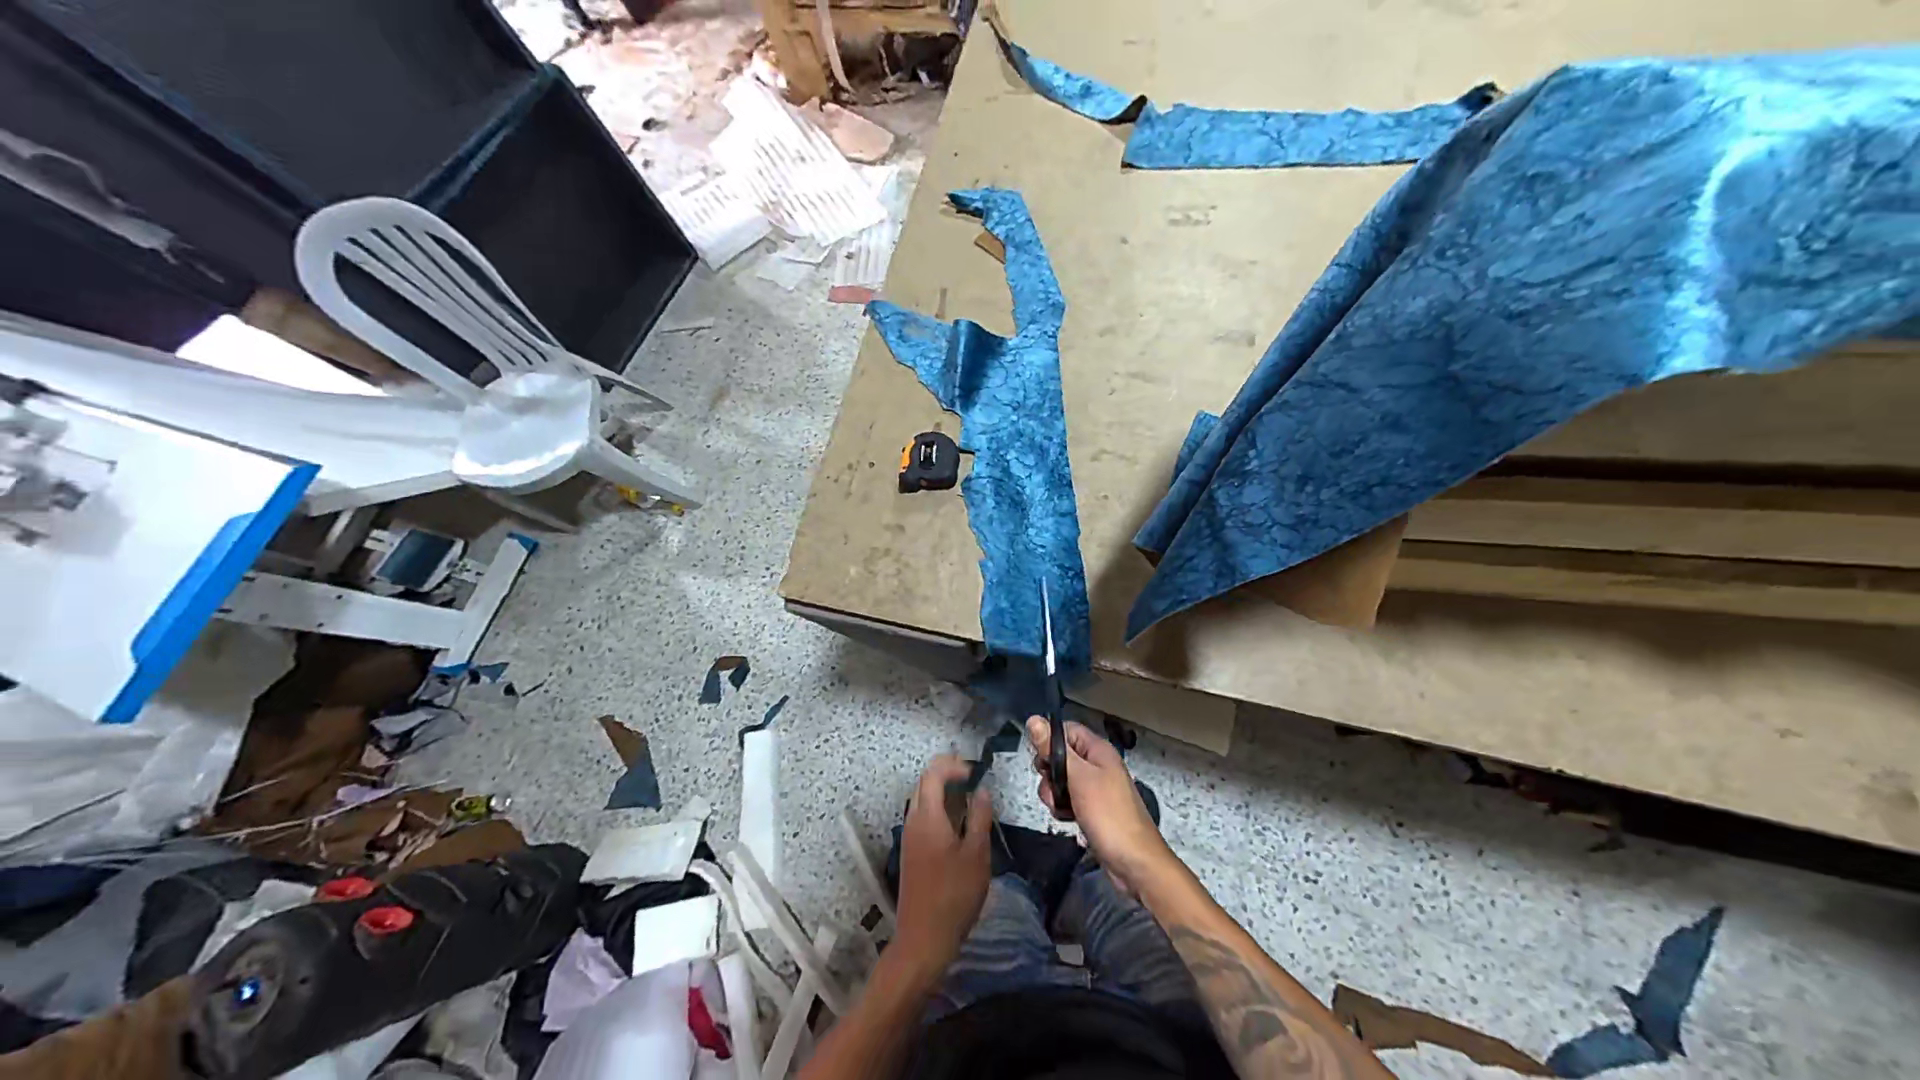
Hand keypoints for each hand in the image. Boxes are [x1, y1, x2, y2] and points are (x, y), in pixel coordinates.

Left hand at [895, 755, 991, 972]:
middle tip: (971, 776)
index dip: (952, 765)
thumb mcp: (976, 855)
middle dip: (945, 773)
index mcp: (927, 817)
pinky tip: (956, 822)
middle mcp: (913, 821)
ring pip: (921, 800)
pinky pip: (922, 816)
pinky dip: (938, 807)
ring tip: (967, 796)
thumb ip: (979, 818)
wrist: (923, 937)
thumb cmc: (954, 895)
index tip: (974, 770)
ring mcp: (909, 837)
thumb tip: (981, 790)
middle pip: (923, 783)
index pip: (932, 774)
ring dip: (941, 791)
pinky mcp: (911, 851)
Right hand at [1028, 717, 1175, 892]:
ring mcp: (1095, 788)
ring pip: (1061, 780)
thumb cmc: (1107, 814)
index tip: (1039, 760)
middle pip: (1060, 756)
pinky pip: (1068, 800)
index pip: (1065, 730)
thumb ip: (1054, 749)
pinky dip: (1062, 808)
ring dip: (1054, 794)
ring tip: (1061, 809)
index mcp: (1098, 750)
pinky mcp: (1092, 809)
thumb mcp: (1078, 777)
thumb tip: (1033, 719)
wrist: (1134, 862)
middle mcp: (1097, 764)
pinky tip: (1066, 819)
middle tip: (1052, 789)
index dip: (1049, 741)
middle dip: (1049, 772)